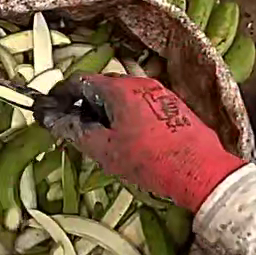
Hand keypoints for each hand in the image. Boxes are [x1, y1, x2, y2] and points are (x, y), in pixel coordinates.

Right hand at [35, 75, 245, 209]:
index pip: (79, 81)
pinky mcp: (173, 106)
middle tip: (74, 126)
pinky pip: (140, 104)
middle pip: (101, 87)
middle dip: (83, 104)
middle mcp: (140, 83)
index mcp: (120, 89)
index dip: (61, 95)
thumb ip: (75, 131)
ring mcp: (159, 93)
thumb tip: (52, 120)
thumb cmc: (151, 160)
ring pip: (121, 96)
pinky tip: (126, 138)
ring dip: (105, 111)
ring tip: (101, 136)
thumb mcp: (104, 150)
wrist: (204, 172)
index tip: (51, 108)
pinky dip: (125, 115)